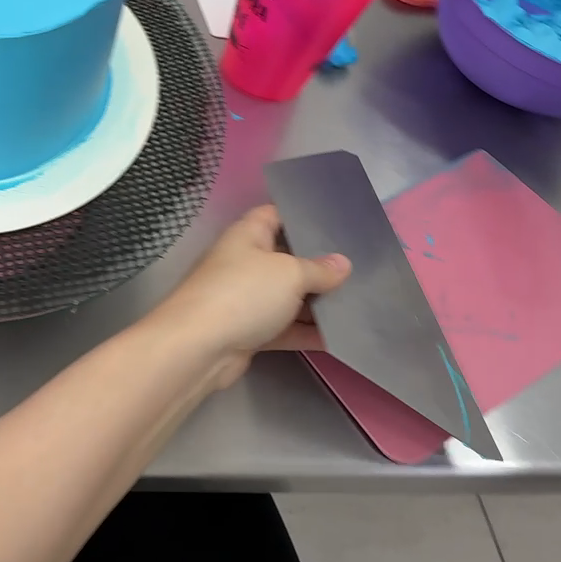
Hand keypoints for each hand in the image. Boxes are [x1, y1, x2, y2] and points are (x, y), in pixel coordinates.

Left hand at [144, 205, 349, 388]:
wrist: (200, 347)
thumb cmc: (243, 294)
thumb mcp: (289, 274)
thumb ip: (318, 269)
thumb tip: (343, 263)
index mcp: (246, 235)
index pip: (275, 214)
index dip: (302, 216)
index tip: (338, 223)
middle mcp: (243, 262)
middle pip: (285, 257)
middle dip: (319, 264)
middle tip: (360, 268)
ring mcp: (244, 297)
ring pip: (286, 295)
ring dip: (316, 302)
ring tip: (360, 302)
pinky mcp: (247, 330)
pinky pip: (283, 327)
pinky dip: (306, 331)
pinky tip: (340, 336)